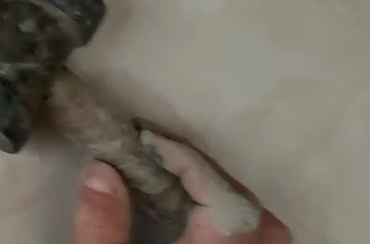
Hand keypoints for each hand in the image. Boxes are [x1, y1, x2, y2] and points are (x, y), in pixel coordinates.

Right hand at [74, 131, 290, 243]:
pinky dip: (233, 218)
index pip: (226, 201)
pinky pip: (258, 243)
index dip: (189, 160)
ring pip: (269, 233)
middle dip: (211, 173)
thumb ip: (100, 224)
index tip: (145, 137)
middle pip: (259, 216)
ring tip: (177, 178)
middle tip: (161, 154)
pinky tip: (193, 211)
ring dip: (228, 196)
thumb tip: (101, 168)